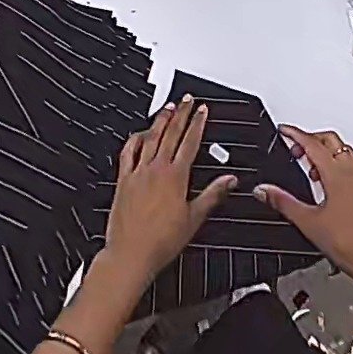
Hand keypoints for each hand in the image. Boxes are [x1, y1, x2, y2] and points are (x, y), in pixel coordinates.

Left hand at [103, 96, 235, 288]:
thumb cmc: (161, 241)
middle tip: (187, 99)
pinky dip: (135, 139)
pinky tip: (139, 133)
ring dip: (160, 120)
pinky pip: (128, 152)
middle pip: (170, 133)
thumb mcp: (194, 218)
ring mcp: (137, 172)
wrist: (130, 254)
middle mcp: (155, 170)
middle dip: (181, 114)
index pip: (190, 141)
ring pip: (150, 138)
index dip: (198, 123)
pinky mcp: (123, 180)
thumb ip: (213, 194)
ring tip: (168, 107)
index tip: (202, 110)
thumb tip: (229, 180)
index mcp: (175, 177)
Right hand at [256, 127, 352, 281]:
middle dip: (310, 139)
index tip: (284, 130)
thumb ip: (282, 202)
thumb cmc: (350, 243)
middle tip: (294, 148)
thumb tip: (264, 190)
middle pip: (330, 140)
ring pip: (343, 150)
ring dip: (325, 151)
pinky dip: (338, 163)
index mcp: (336, 174)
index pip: (312, 143)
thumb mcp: (307, 221)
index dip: (295, 134)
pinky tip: (330, 182)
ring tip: (310, 166)